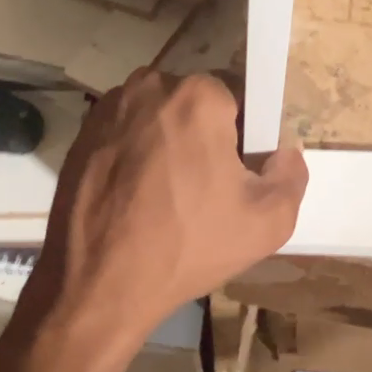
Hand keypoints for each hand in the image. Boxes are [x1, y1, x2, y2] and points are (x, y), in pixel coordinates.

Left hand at [25, 70, 308, 344]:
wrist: (97, 286)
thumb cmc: (187, 246)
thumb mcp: (267, 222)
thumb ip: (291, 174)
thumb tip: (283, 151)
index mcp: (198, 95)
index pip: (239, 97)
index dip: (245, 136)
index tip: (237, 174)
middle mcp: (150, 86)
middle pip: (195, 104)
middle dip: (205, 136)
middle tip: (205, 189)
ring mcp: (108, 108)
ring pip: (158, 117)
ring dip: (168, 143)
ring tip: (167, 197)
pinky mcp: (81, 134)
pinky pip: (126, 133)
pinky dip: (135, 155)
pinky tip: (136, 198)